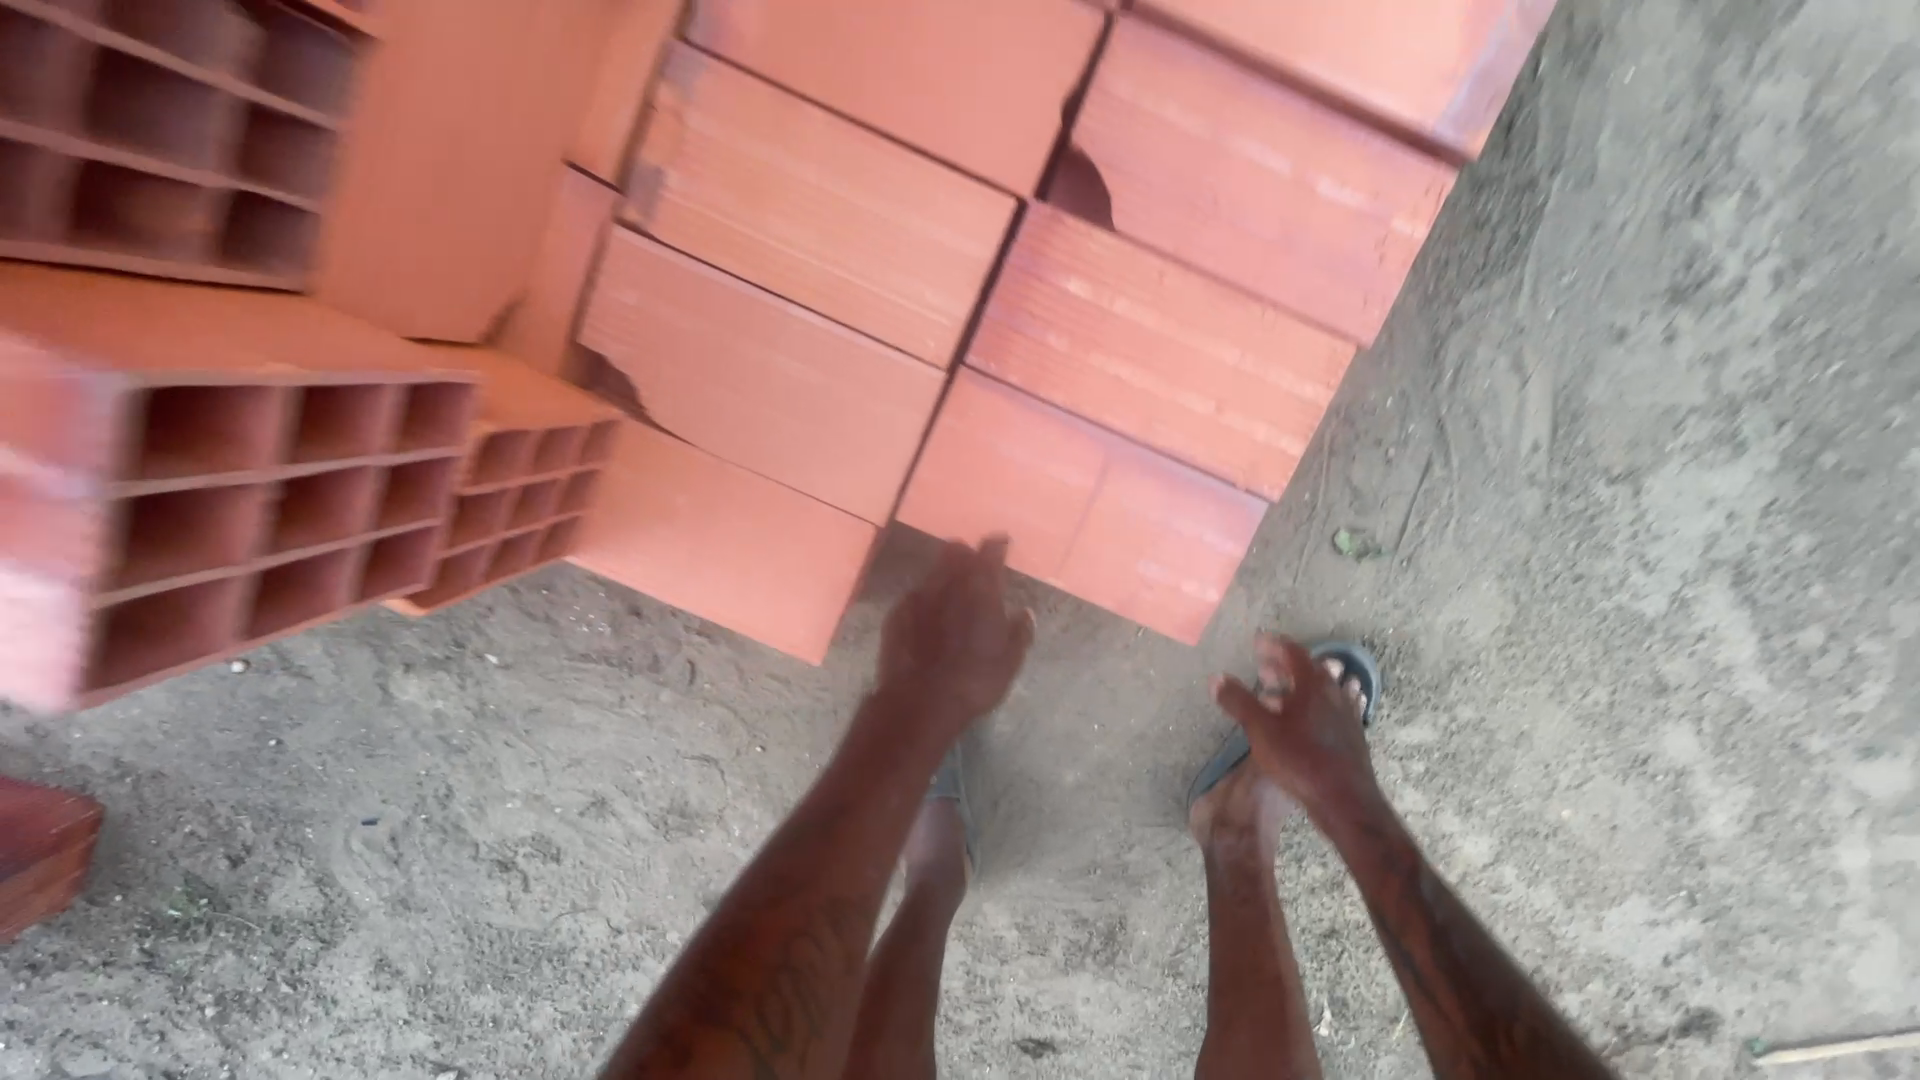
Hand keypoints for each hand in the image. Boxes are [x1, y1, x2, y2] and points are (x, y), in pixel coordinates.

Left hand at [877, 537, 1034, 734]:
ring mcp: (918, 596)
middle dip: (966, 555)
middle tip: (973, 566)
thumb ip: (1019, 633)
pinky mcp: (896, 612)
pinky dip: (925, 598)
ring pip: (933, 570)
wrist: (920, 701)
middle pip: (956, 552)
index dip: (996, 545)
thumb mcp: (1009, 663)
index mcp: (980, 589)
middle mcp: (948, 583)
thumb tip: (1024, 613)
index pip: (989, 552)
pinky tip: (928, 615)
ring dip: (944, 574)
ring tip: (951, 590)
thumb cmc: (973, 681)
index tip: (1000, 544)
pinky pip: (915, 595)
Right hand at [1212, 634, 1382, 821]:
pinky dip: (1313, 705)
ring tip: (1275, 694)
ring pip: (1320, 691)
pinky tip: (1309, 716)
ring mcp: (1347, 715)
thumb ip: (1238, 701)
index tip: (1257, 641)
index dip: (1274, 645)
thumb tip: (1216, 678)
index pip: (1293, 653)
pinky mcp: (1351, 736)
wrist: (1345, 800)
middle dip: (1282, 666)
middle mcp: (1334, 693)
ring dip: (1297, 687)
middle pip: (1308, 670)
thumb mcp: (1260, 729)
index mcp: (1313, 685)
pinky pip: (1331, 708)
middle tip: (1260, 667)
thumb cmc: (1300, 759)